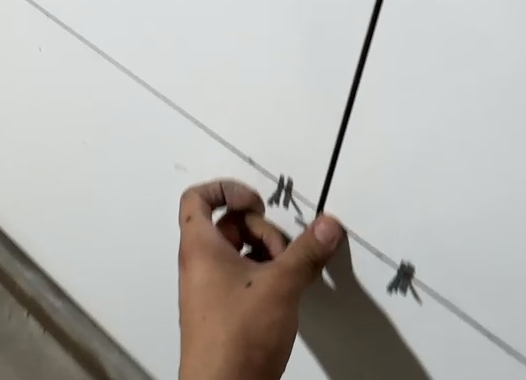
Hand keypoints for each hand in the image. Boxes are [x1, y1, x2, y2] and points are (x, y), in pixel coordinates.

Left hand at [177, 179, 344, 379]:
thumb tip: (329, 225)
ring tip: (288, 276)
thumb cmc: (238, 336)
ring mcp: (210, 290)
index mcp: (200, 247)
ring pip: (238, 252)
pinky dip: (264, 276)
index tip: (257, 203)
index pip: (197, 198)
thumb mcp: (280, 286)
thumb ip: (306, 252)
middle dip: (261, 230)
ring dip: (266, 255)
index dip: (227, 190)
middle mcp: (200, 264)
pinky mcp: (223, 312)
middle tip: (283, 253)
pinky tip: (285, 295)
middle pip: (228, 224)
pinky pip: (242, 277)